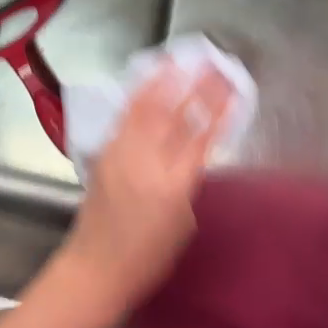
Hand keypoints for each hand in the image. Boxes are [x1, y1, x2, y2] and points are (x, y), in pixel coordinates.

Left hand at [60, 65, 234, 310]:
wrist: (95, 268)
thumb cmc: (148, 258)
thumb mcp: (182, 222)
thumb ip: (187, 182)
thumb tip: (190, 152)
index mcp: (173, 186)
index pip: (201, 136)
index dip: (218, 108)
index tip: (233, 85)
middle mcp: (145, 163)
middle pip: (172, 113)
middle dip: (194, 85)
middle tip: (211, 62)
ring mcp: (120, 154)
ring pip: (144, 108)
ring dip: (163, 81)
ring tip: (179, 59)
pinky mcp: (103, 153)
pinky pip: (124, 117)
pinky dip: (138, 95)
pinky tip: (147, 82)